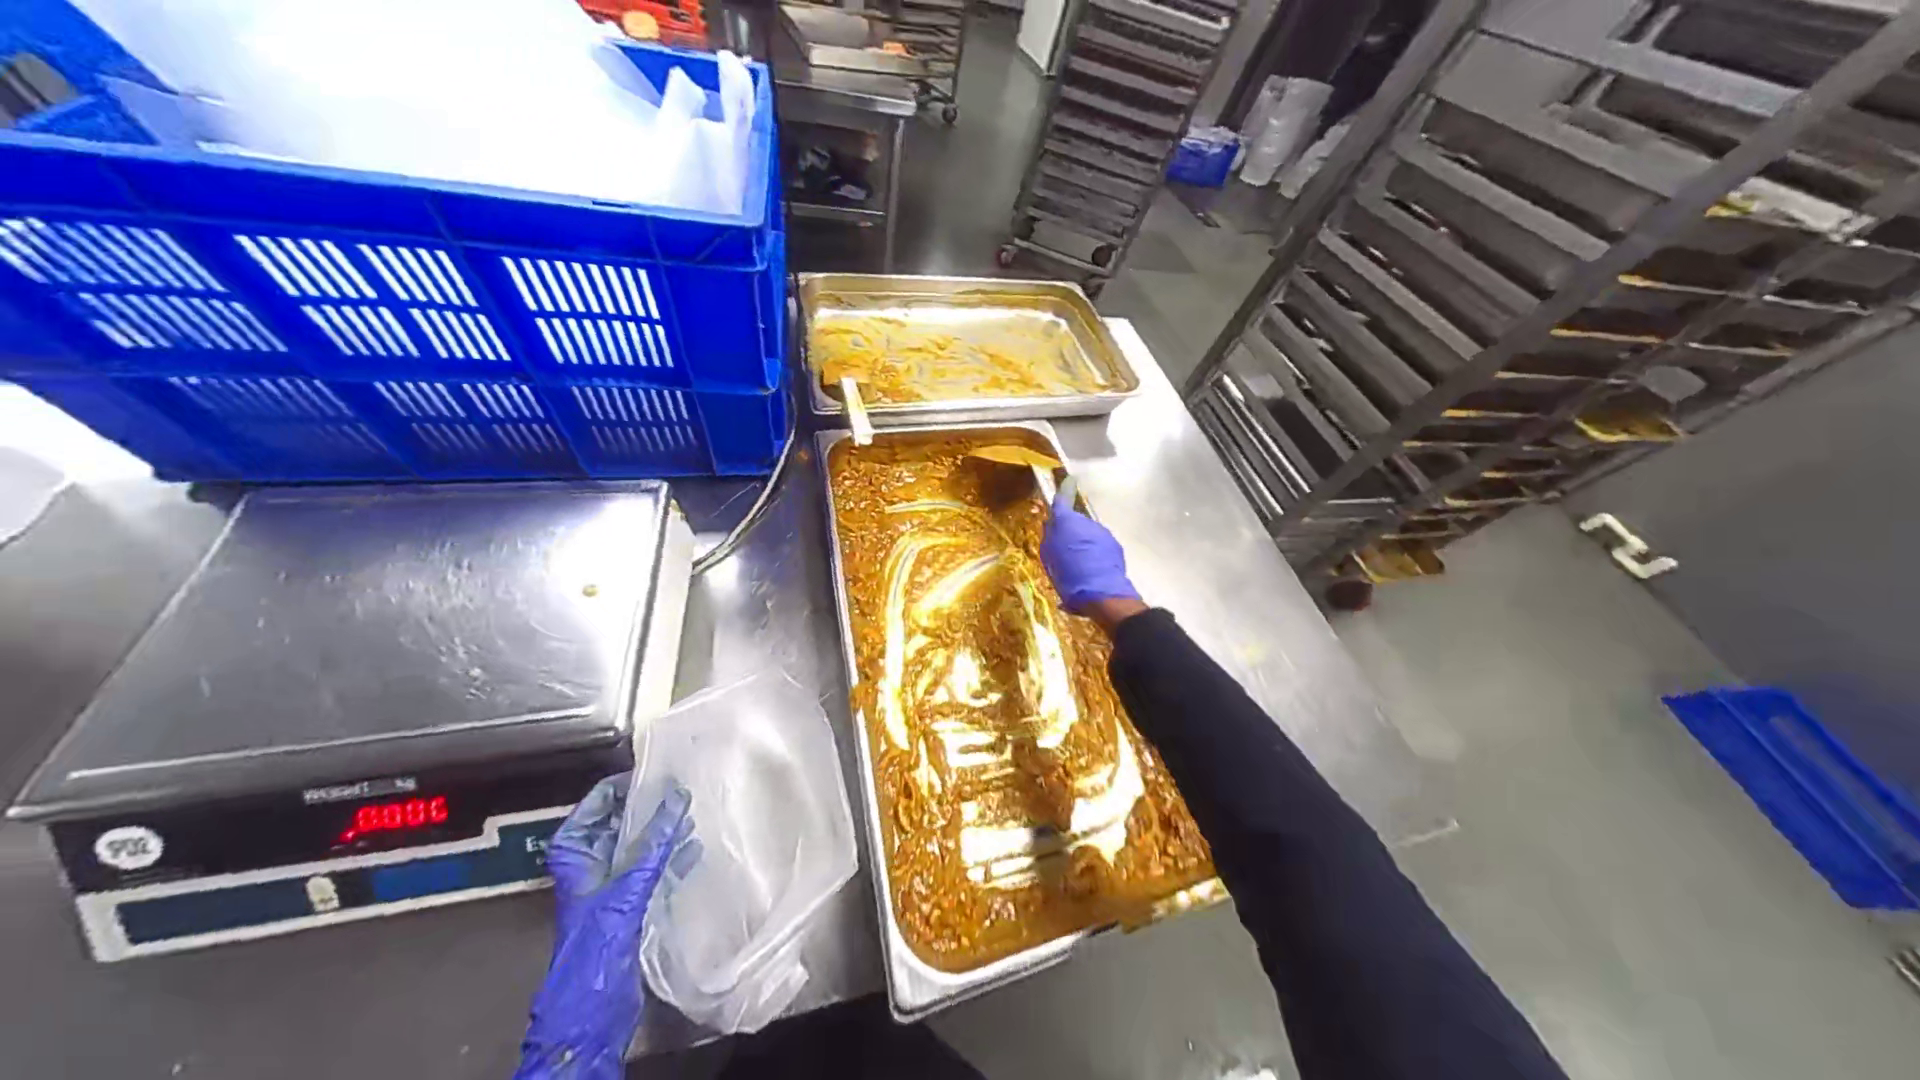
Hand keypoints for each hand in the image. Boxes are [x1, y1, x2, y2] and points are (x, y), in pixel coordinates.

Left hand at [517, 776, 692, 1079]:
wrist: (594, 1000)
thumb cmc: (598, 937)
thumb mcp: (629, 883)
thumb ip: (656, 839)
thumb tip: (680, 794)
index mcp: (573, 846)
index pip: (602, 796)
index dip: (632, 781)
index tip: (666, 769)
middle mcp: (590, 854)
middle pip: (625, 814)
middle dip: (655, 803)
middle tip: (688, 786)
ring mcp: (611, 874)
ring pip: (642, 837)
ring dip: (668, 826)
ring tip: (697, 812)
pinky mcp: (630, 893)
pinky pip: (654, 860)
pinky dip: (673, 850)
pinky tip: (696, 844)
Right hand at [1040, 489, 1143, 621]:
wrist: (1102, 594)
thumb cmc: (1068, 576)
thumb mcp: (1049, 556)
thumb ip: (1049, 536)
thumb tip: (1051, 523)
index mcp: (1067, 522)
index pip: (1062, 501)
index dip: (1063, 491)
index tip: (1068, 480)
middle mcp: (1087, 523)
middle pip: (1076, 522)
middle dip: (1070, 531)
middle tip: (1062, 549)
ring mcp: (1103, 534)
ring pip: (1088, 534)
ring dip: (1082, 544)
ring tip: (1076, 565)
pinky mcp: (1115, 548)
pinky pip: (1099, 547)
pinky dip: (1093, 555)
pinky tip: (1089, 572)